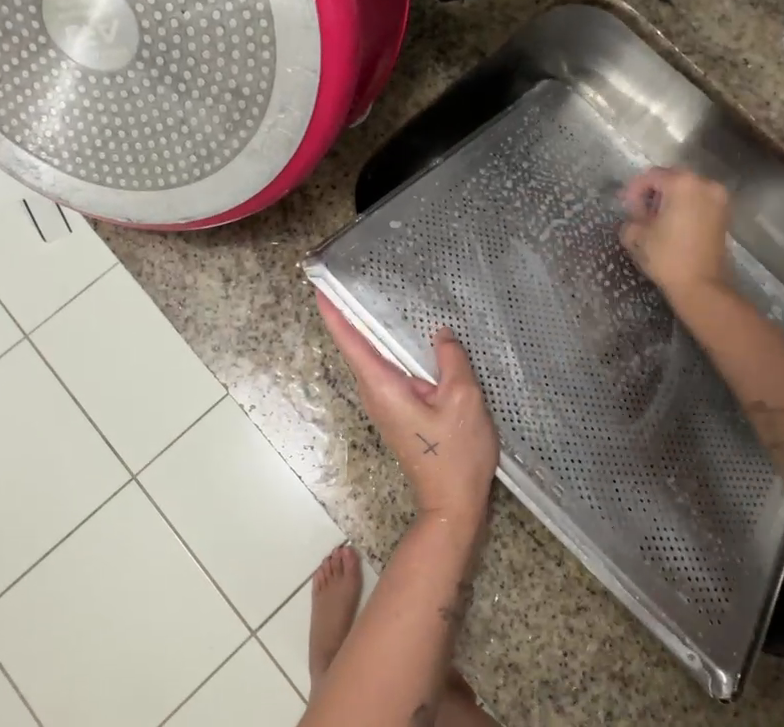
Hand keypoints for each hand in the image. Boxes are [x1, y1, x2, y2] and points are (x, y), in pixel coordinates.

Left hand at [315, 293, 498, 523]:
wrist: (453, 503)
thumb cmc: (456, 454)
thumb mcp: (463, 399)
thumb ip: (451, 360)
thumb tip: (441, 334)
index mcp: (384, 386)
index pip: (351, 342)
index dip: (335, 314)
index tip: (319, 289)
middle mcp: (377, 394)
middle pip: (358, 347)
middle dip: (349, 315)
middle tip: (347, 280)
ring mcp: (386, 405)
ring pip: (374, 359)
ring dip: (370, 331)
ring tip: (373, 298)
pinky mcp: (399, 412)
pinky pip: (389, 372)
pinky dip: (391, 349)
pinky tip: (407, 337)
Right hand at [618, 168, 734, 296]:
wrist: (701, 285)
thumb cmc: (667, 257)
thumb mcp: (637, 235)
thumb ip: (631, 217)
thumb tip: (636, 215)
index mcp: (682, 183)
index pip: (650, 176)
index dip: (633, 190)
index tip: (625, 207)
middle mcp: (704, 184)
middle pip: (671, 178)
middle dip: (652, 192)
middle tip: (639, 212)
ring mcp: (718, 198)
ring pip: (686, 188)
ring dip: (669, 199)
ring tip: (656, 219)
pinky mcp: (724, 213)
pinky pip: (699, 200)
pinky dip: (684, 206)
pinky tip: (673, 224)